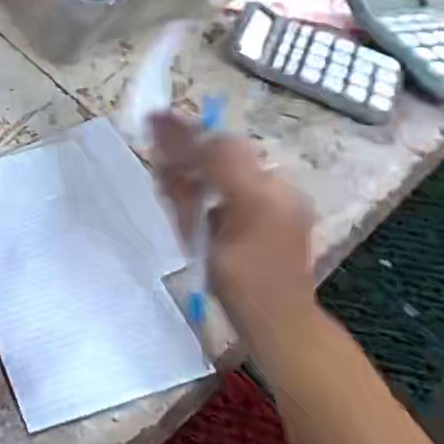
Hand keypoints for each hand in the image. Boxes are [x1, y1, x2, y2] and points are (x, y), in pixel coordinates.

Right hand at [149, 112, 316, 342]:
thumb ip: (181, 192)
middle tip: (161, 145)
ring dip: (206, 158)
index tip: (153, 119)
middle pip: (226, 149)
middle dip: (192, 144)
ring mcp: (289, 195)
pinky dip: (224, 174)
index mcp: (257, 197)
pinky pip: (250, 175)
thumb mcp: (199, 239)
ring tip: (178, 169)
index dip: (181, 133)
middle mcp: (279, 187)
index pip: (214, 149)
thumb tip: (161, 156)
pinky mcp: (290, 204)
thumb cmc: (237, 286)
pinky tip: (204, 187)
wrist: (285, 323)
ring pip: (237, 160)